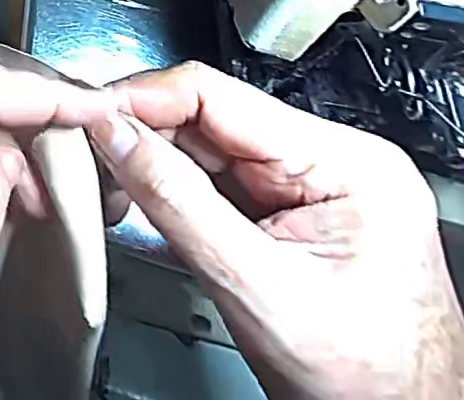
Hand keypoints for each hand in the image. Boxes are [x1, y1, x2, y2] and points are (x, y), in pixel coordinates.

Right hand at [92, 63, 463, 399]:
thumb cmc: (373, 386)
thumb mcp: (258, 290)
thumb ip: (176, 202)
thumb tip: (112, 134)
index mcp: (344, 162)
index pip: (213, 93)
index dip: (142, 100)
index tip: (90, 116)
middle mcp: (324, 156)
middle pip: (199, 114)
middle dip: (139, 135)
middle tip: (93, 158)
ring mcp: (300, 178)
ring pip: (193, 141)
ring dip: (145, 160)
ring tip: (111, 186)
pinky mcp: (278, 200)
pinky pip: (203, 172)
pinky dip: (162, 184)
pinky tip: (140, 201)